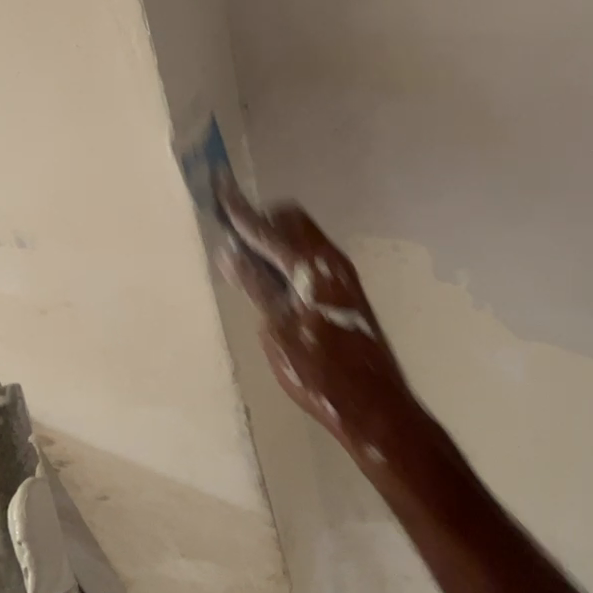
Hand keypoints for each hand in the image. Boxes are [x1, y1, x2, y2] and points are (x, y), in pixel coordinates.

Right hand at [212, 172, 414, 448]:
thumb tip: (229, 250)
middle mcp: (329, 259)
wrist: (373, 405)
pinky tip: (275, 283)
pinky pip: (310, 255)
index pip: (264, 226)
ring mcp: (341, 274)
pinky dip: (288, 256)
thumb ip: (255, 285)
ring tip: (250, 263)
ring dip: (275, 239)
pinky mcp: (345, 291)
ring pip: (302, 237)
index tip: (218, 187)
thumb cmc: (318, 370)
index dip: (238, 209)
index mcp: (309, 263)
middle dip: (261, 219)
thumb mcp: (276, 328)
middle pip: (290, 219)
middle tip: (234, 236)